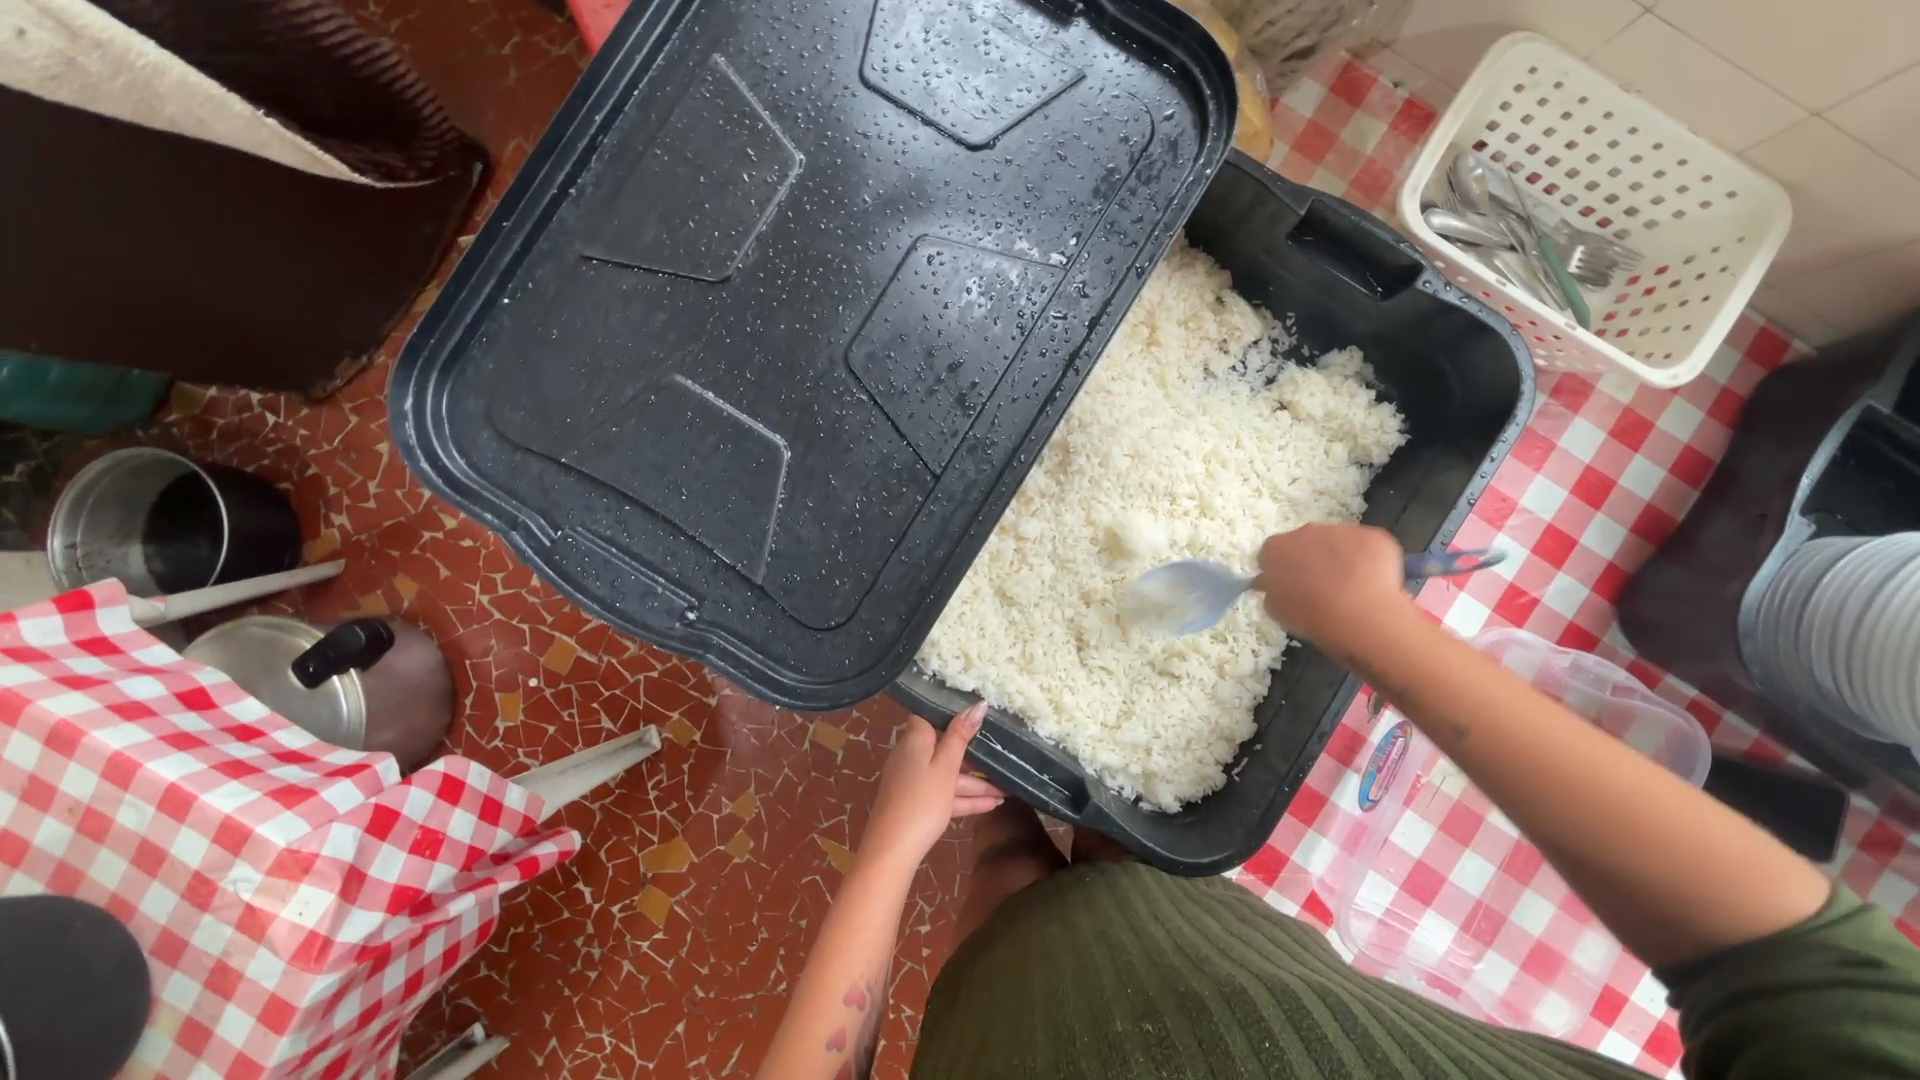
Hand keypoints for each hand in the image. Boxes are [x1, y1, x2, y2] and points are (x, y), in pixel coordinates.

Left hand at [860, 703, 1003, 868]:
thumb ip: (961, 736)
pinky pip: (945, 794)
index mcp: (915, 739)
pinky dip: (966, 798)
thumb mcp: (946, 766)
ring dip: (977, 782)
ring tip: (1008, 789)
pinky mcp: (918, 802)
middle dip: (974, 754)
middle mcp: (912, 755)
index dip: (951, 712)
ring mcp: (914, 780)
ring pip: (948, 775)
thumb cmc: (921, 800)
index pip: (930, 715)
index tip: (977, 712)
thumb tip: (978, 704)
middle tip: (1002, 751)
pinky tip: (992, 804)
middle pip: (945, 747)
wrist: (893, 849)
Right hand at [1254, 524, 1412, 648]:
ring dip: (1340, 557)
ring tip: (1350, 587)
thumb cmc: (1309, 616)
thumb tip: (1274, 584)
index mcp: (1275, 548)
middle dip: (1311, 559)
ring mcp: (1341, 530)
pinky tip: (1371, 583)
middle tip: (1320, 586)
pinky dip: (1368, 560)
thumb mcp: (1276, 609)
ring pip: (1338, 541)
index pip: (1272, 553)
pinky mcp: (1372, 536)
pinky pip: (1366, 547)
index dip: (1281, 569)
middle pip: (1305, 542)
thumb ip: (1272, 589)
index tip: (1289, 584)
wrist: (1358, 615)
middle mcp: (1305, 531)